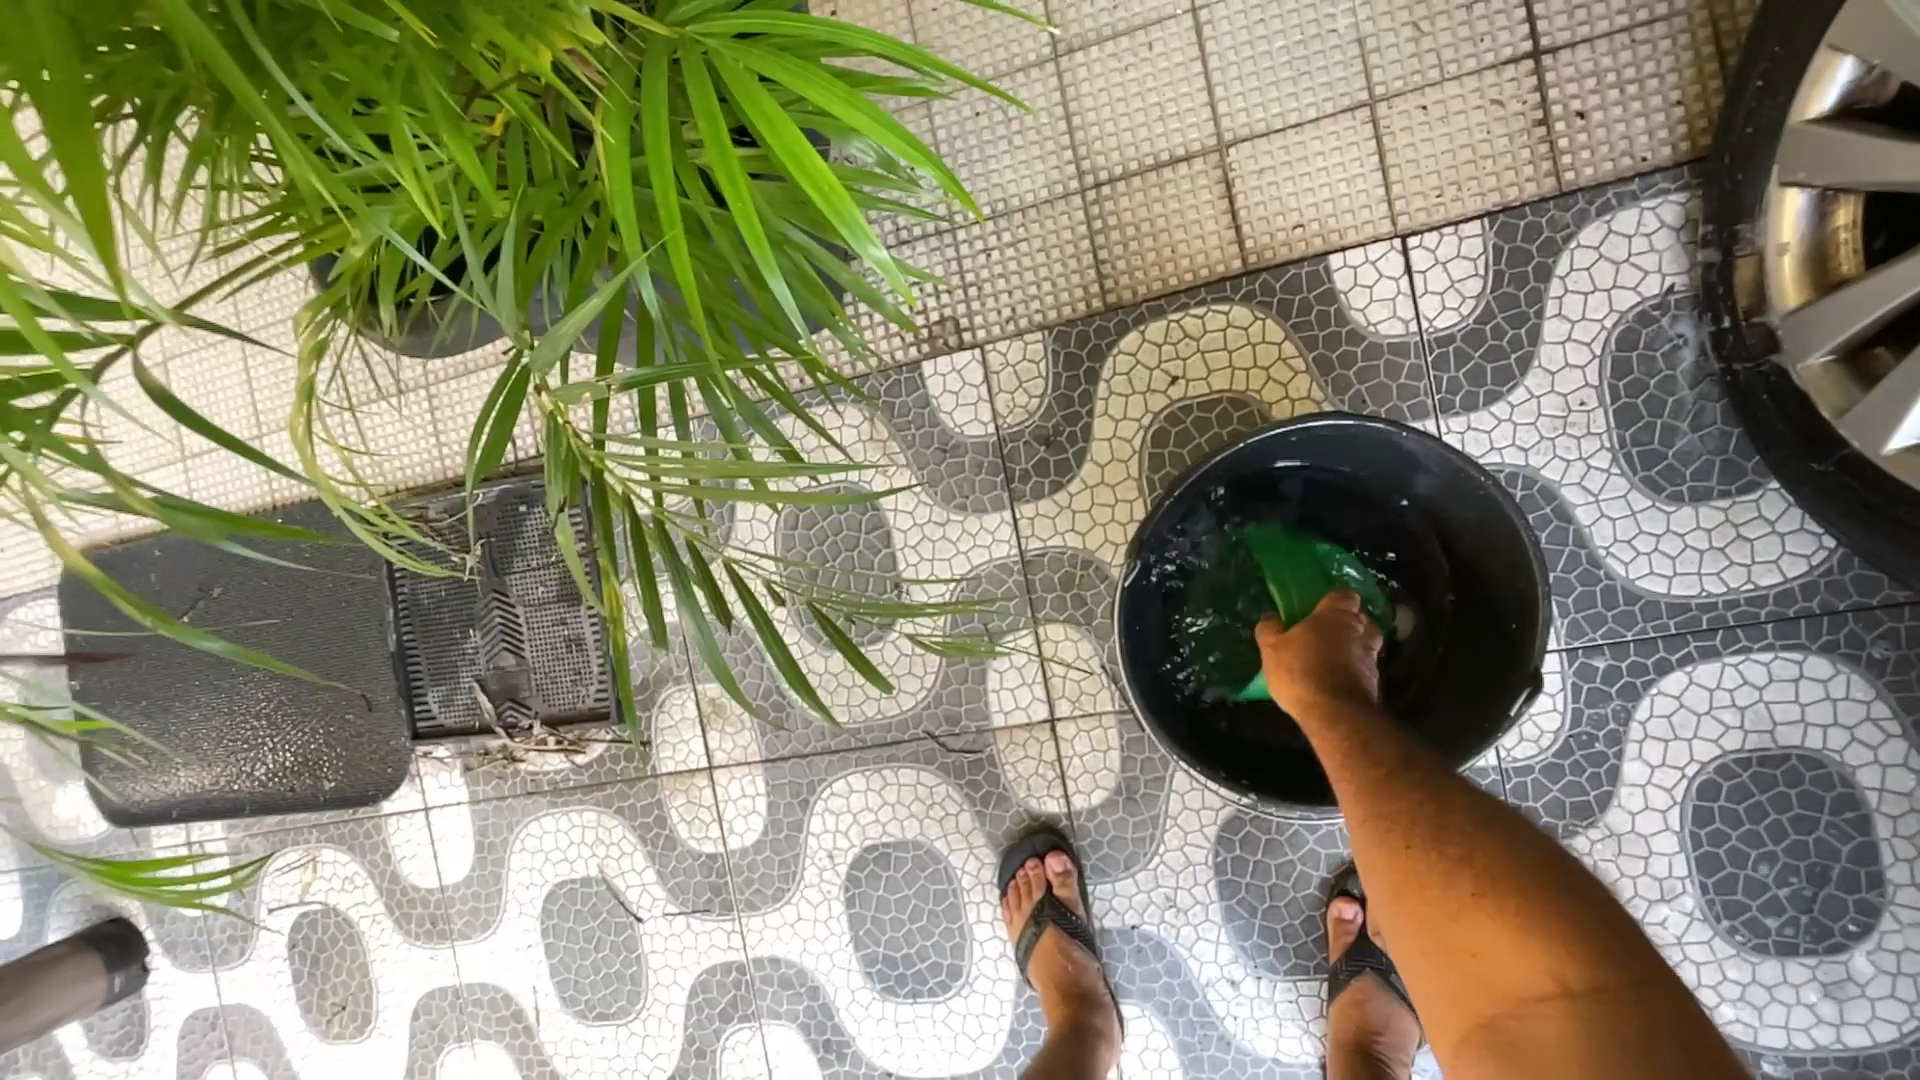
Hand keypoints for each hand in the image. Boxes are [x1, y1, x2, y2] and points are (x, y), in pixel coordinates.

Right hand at [1254, 590, 1383, 712]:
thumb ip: (1270, 629)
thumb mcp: (1271, 649)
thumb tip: (1269, 615)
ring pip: (1368, 642)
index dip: (1335, 598)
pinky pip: (1366, 667)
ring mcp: (1370, 657)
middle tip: (1331, 628)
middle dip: (1351, 620)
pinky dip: (1356, 668)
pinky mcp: (1374, 682)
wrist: (1335, 713)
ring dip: (1356, 645)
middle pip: (1363, 617)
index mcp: (1335, 616)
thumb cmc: (1300, 671)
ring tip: (1337, 654)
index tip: (1322, 605)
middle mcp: (1359, 631)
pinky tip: (1340, 677)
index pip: (1346, 594)